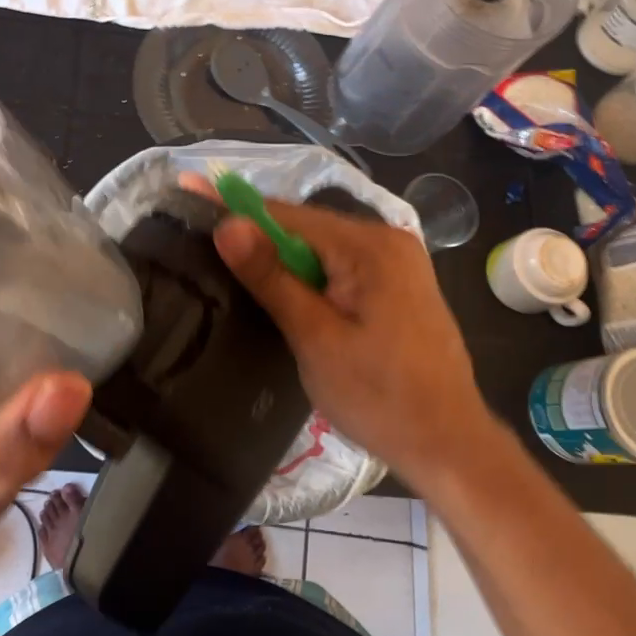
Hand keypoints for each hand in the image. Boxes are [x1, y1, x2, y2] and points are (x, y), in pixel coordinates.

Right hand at [197, 184, 493, 488]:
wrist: (448, 443)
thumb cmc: (378, 396)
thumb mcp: (314, 338)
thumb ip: (270, 277)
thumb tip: (227, 224)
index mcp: (369, 246)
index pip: (285, 214)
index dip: (233, 208)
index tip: (186, 192)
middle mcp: (388, 239)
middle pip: (305, 227)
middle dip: (257, 237)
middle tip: (205, 246)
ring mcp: (398, 262)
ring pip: (322, 248)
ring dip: (282, 260)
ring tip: (236, 272)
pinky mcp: (399, 285)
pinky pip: (342, 267)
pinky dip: (310, 276)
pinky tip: (287, 296)